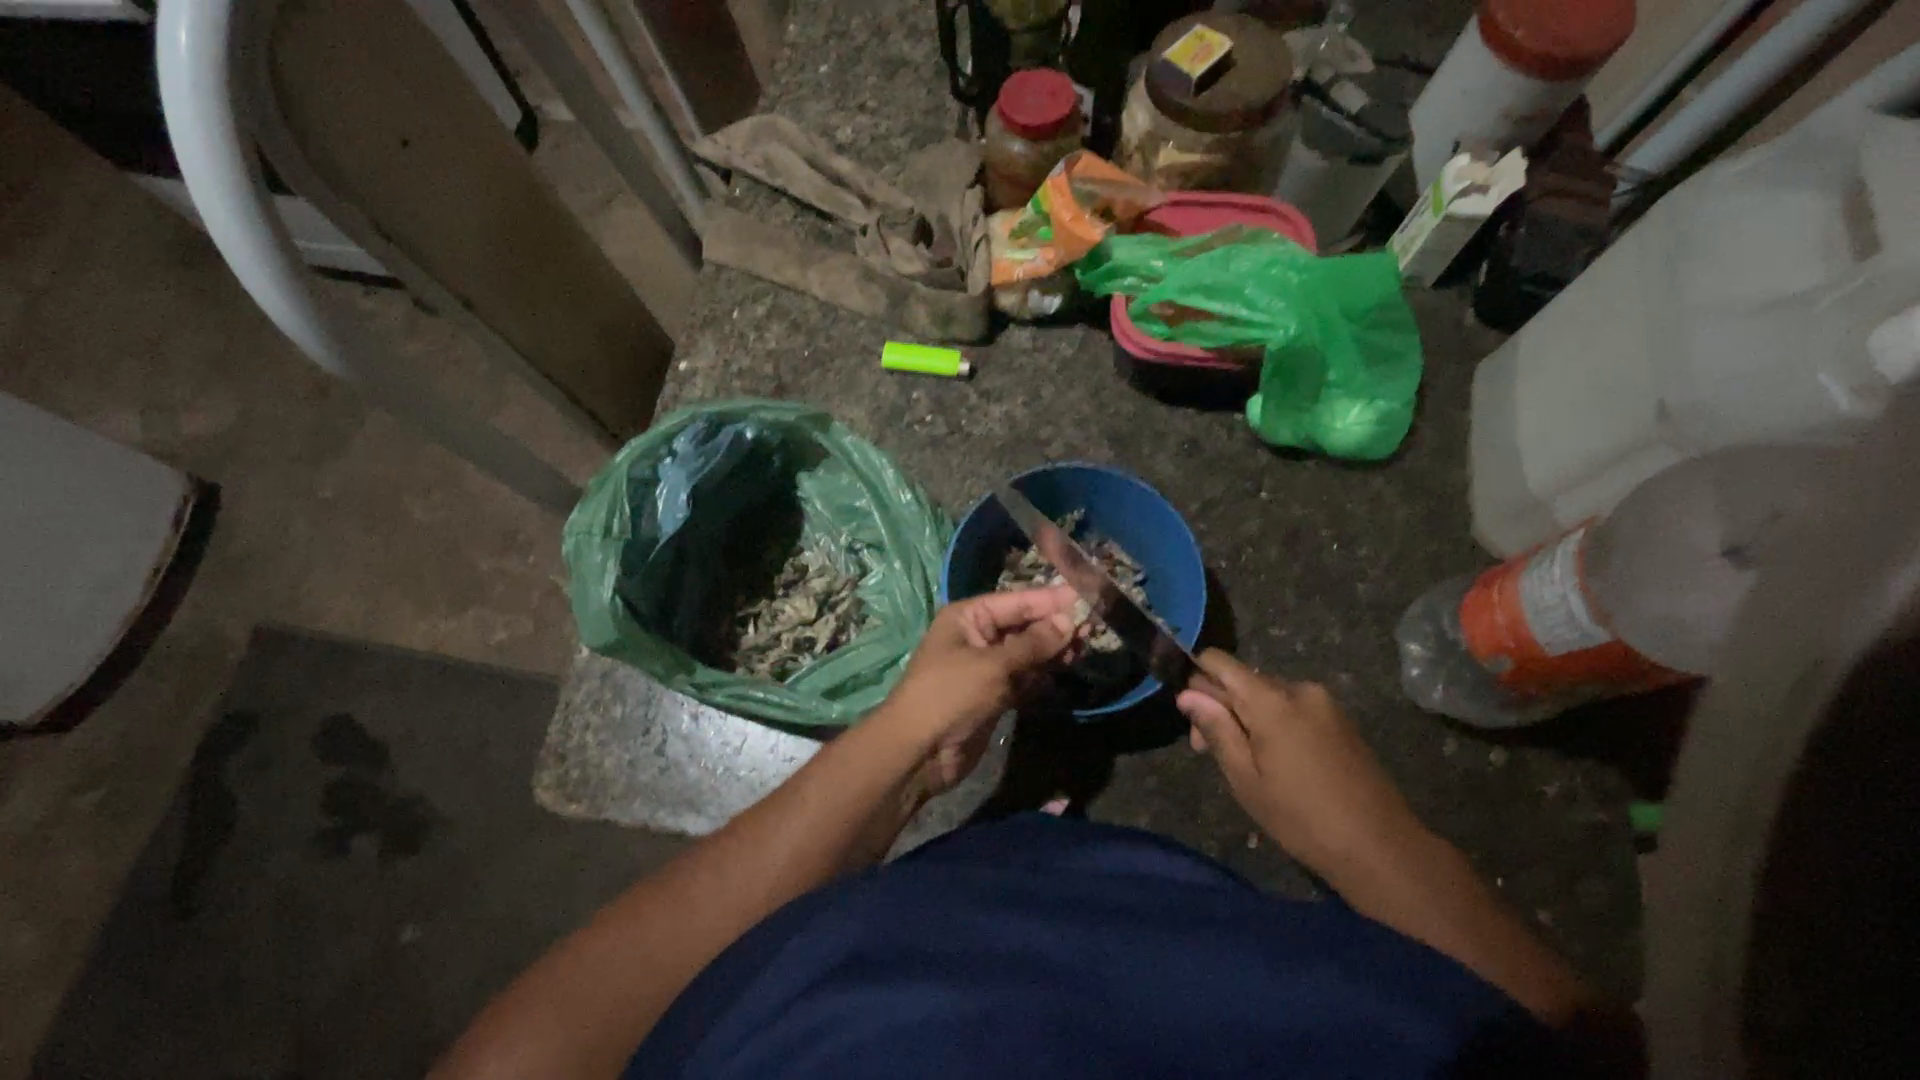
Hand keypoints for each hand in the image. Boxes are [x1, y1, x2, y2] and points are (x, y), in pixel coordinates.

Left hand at [875, 585, 1079, 793]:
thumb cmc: (949, 696)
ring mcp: (986, 668)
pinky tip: (1067, 671)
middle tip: (1093, 626)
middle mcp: (978, 637)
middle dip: (1056, 626)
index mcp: (969, 617)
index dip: (1051, 599)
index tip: (1087, 596)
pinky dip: (1044, 676)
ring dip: (1054, 651)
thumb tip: (1068, 622)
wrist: (919, 752)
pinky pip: (1025, 678)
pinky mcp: (994, 696)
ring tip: (1086, 648)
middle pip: (1024, 625)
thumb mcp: (993, 665)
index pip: (1017, 601)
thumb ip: (1033, 644)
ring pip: (1028, 653)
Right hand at [1177, 649, 1419, 872]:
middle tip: (1212, 754)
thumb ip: (1216, 730)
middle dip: (1221, 707)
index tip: (1191, 718)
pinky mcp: (1342, 720)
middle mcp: (1299, 689)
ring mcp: (1325, 703)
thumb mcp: (1245, 779)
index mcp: (1272, 700)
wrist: (1380, 846)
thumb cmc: (1301, 817)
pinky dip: (1275, 725)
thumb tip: (1188, 695)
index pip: (1220, 663)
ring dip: (1248, 718)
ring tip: (1247, 764)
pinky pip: (1294, 709)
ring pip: (1269, 696)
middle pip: (1244, 681)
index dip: (1198, 682)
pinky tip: (1278, 763)